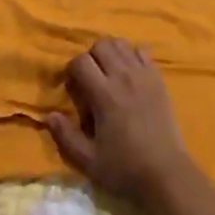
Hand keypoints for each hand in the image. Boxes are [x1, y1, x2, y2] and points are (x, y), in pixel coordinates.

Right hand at [46, 40, 197, 201]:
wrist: (165, 171)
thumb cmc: (124, 168)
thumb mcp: (88, 160)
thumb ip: (66, 136)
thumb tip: (49, 115)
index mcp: (105, 95)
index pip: (82, 61)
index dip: (72, 69)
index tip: (72, 87)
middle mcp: (124, 76)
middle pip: (102, 44)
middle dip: (90, 57)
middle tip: (89, 79)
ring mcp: (144, 74)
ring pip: (122, 43)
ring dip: (110, 52)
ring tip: (108, 74)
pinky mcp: (158, 77)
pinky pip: (142, 51)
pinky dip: (131, 55)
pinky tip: (129, 75)